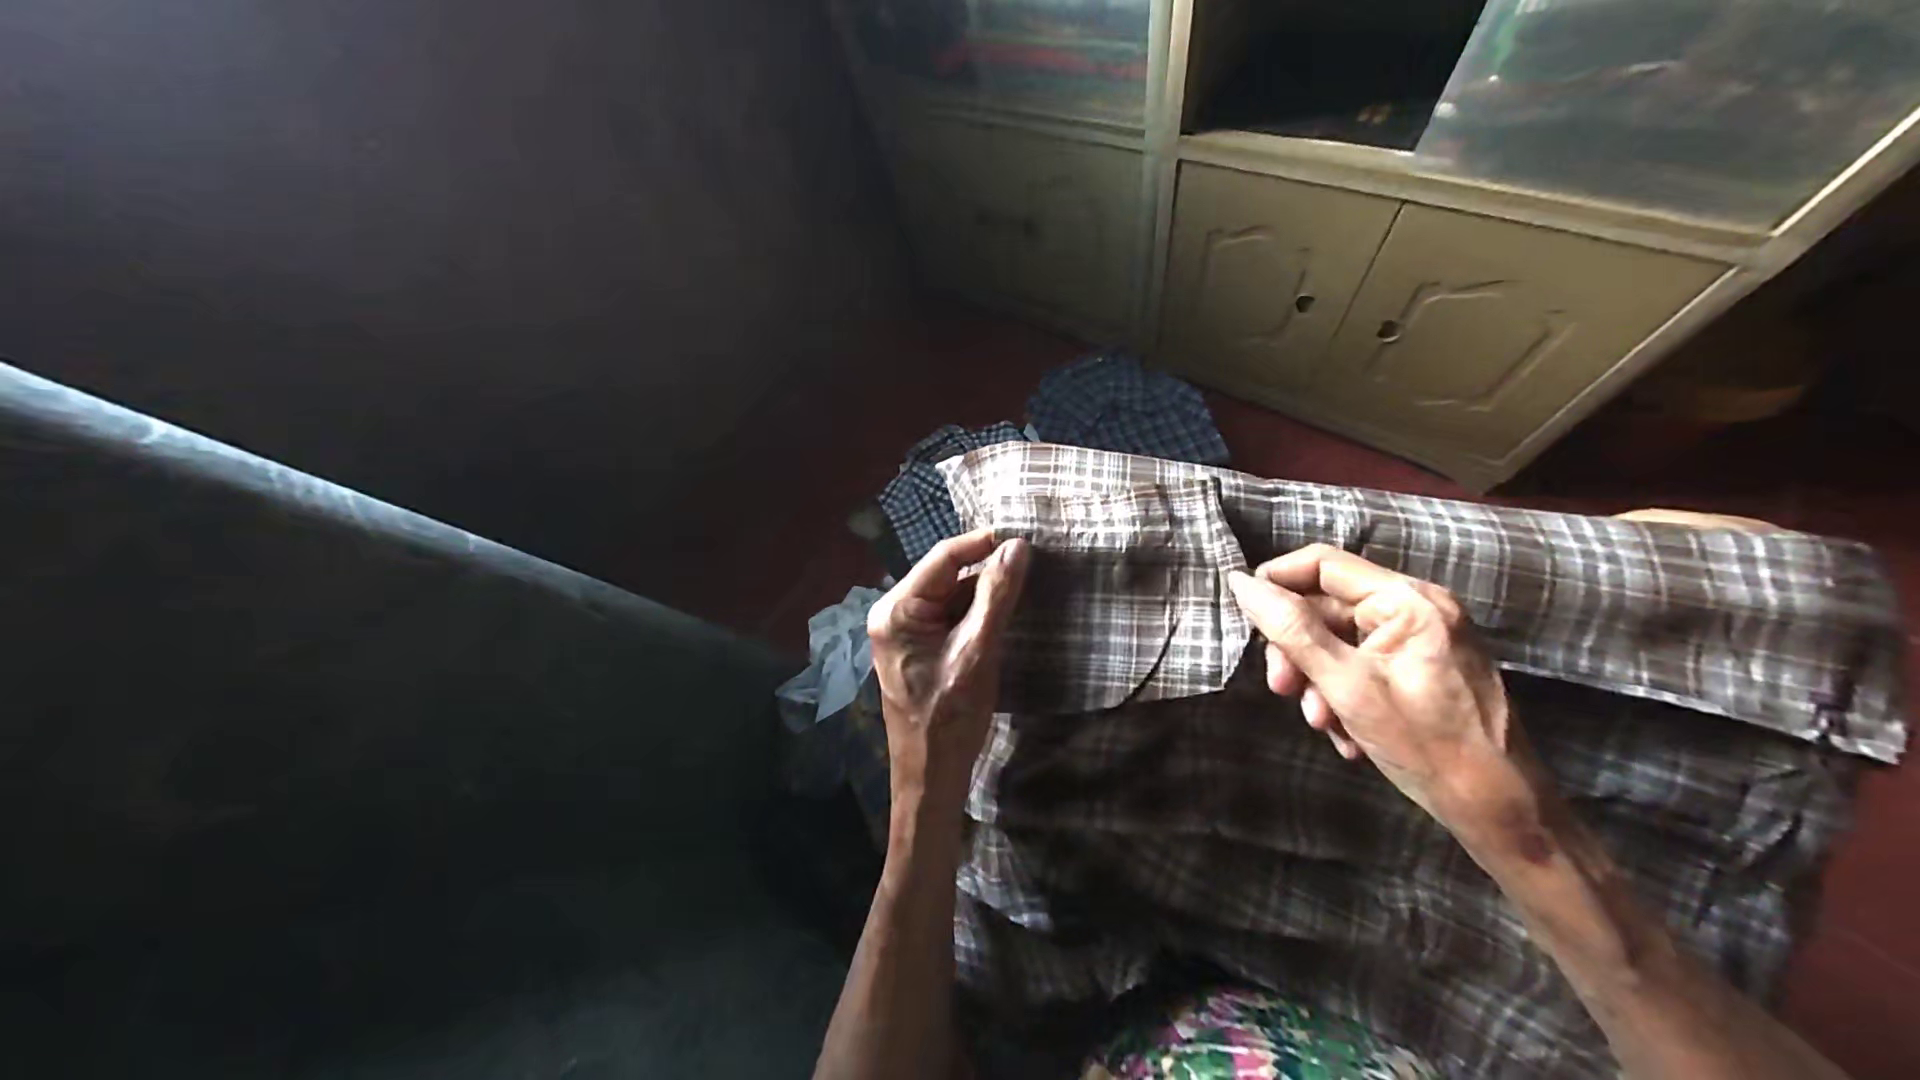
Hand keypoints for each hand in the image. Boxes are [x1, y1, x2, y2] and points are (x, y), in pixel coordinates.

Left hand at [867, 529, 1029, 807]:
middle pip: (947, 576)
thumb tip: (1018, 547)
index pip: (942, 559)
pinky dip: (978, 613)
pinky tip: (1006, 612)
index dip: (982, 543)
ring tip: (1026, 583)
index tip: (1022, 534)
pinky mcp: (921, 646)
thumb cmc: (949, 717)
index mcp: (896, 610)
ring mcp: (906, 631)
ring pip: (953, 596)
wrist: (931, 775)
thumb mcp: (977, 653)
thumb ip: (997, 597)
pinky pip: (952, 617)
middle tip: (1032, 561)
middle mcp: (894, 613)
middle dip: (987, 570)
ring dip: (986, 592)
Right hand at [1226, 544, 1539, 832]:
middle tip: (1281, 688)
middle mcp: (1416, 608)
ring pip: (1337, 640)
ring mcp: (1421, 639)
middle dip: (1296, 648)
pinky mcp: (1421, 668)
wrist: (1502, 812)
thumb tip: (1241, 583)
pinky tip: (1343, 730)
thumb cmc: (1426, 744)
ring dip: (1316, 678)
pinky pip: (1360, 662)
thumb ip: (1290, 629)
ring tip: (1319, 721)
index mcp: (1406, 600)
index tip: (1244, 615)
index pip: (1321, 563)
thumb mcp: (1345, 685)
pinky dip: (1341, 692)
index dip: (1274, 581)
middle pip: (1326, 606)